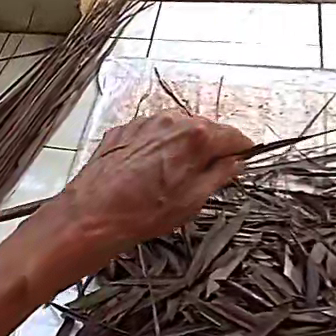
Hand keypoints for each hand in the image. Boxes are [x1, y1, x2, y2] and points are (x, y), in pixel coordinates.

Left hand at [48, 111, 249, 259]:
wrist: (93, 214)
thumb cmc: (140, 212)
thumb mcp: (193, 200)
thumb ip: (219, 175)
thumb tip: (234, 163)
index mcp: (195, 136)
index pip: (232, 135)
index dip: (241, 149)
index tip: (243, 158)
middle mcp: (169, 121)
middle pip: (203, 129)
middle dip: (209, 149)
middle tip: (208, 174)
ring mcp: (143, 123)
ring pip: (174, 130)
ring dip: (180, 147)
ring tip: (173, 177)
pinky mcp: (122, 131)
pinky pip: (149, 134)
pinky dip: (155, 147)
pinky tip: (148, 172)